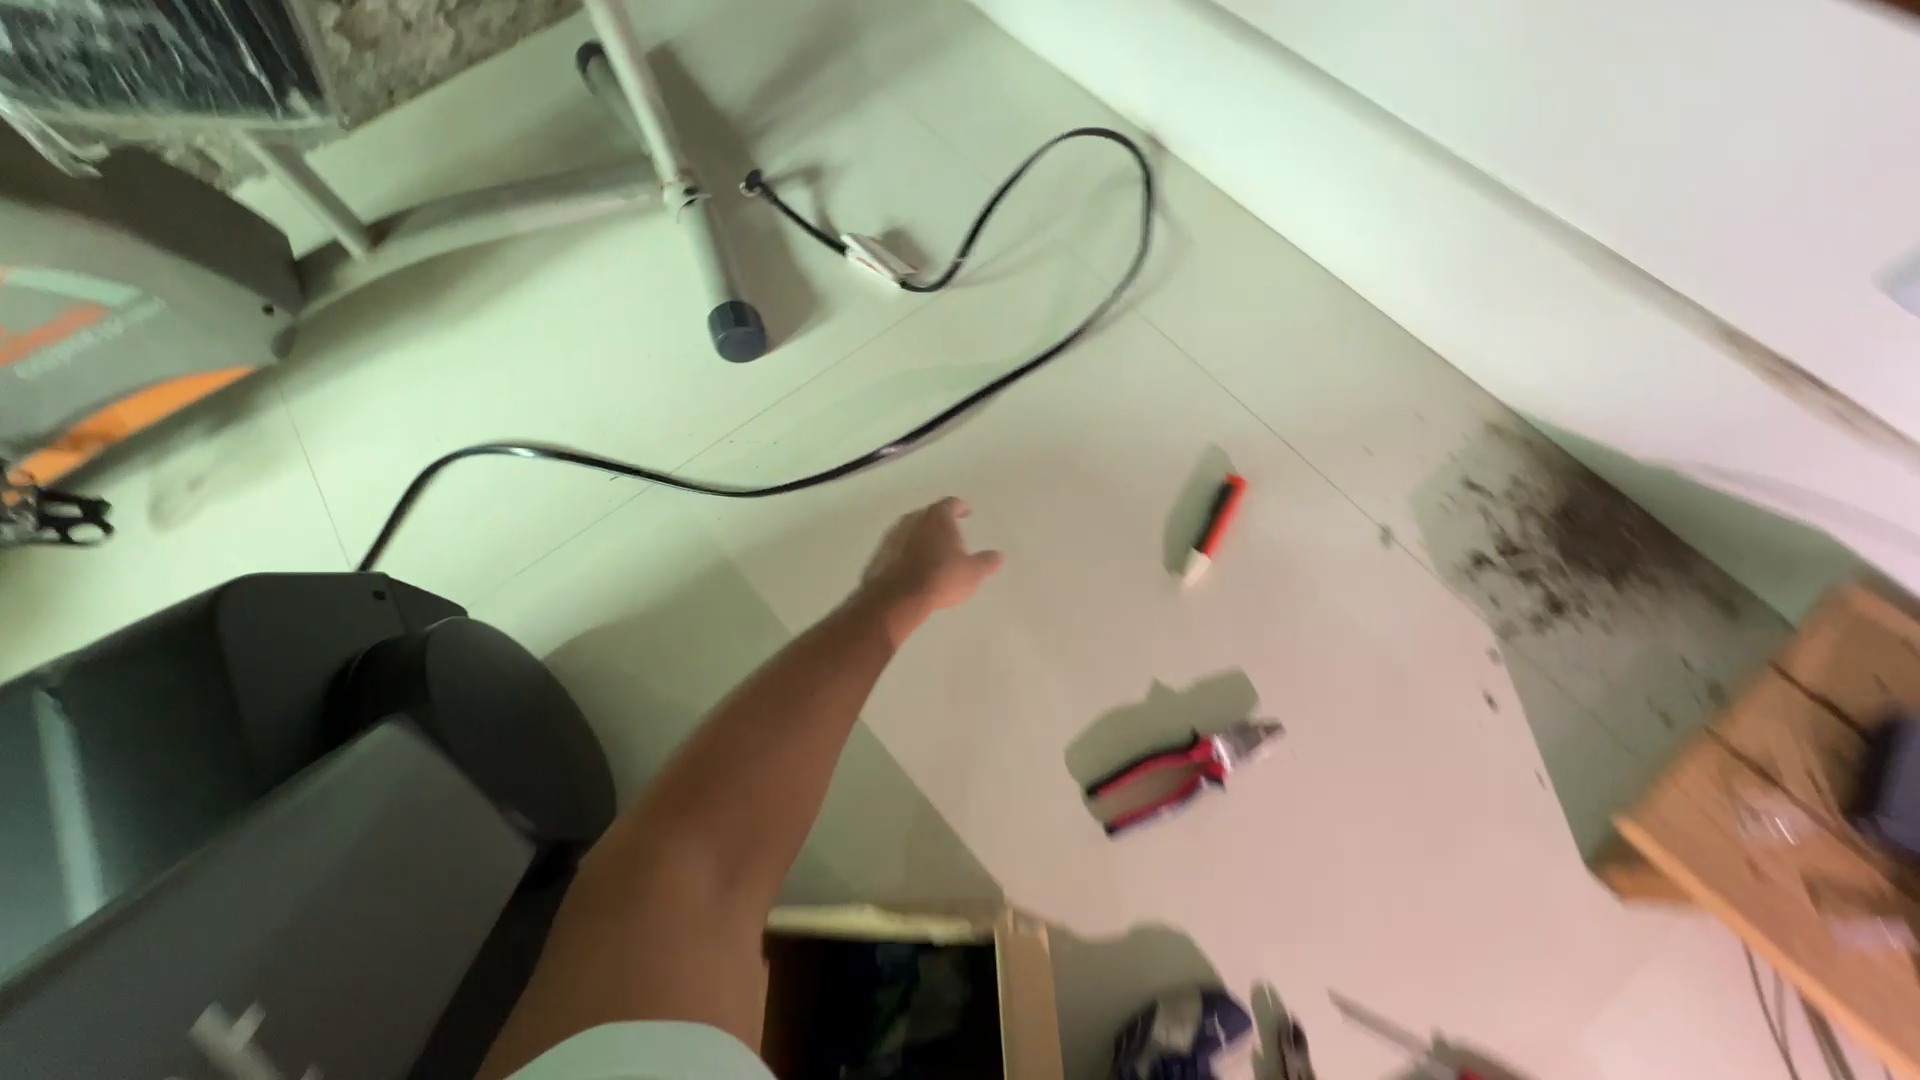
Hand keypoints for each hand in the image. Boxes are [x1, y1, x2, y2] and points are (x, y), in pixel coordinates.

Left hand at [857, 497, 1002, 642]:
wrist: (897, 597)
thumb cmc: (940, 578)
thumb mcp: (971, 573)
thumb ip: (986, 562)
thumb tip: (999, 556)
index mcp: (937, 517)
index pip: (951, 504)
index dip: (960, 507)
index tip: (967, 511)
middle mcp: (913, 519)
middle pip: (929, 514)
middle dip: (940, 522)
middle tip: (951, 532)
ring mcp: (893, 534)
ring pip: (912, 530)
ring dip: (922, 537)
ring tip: (933, 550)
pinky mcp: (880, 552)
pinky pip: (899, 546)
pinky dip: (908, 551)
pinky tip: (914, 565)